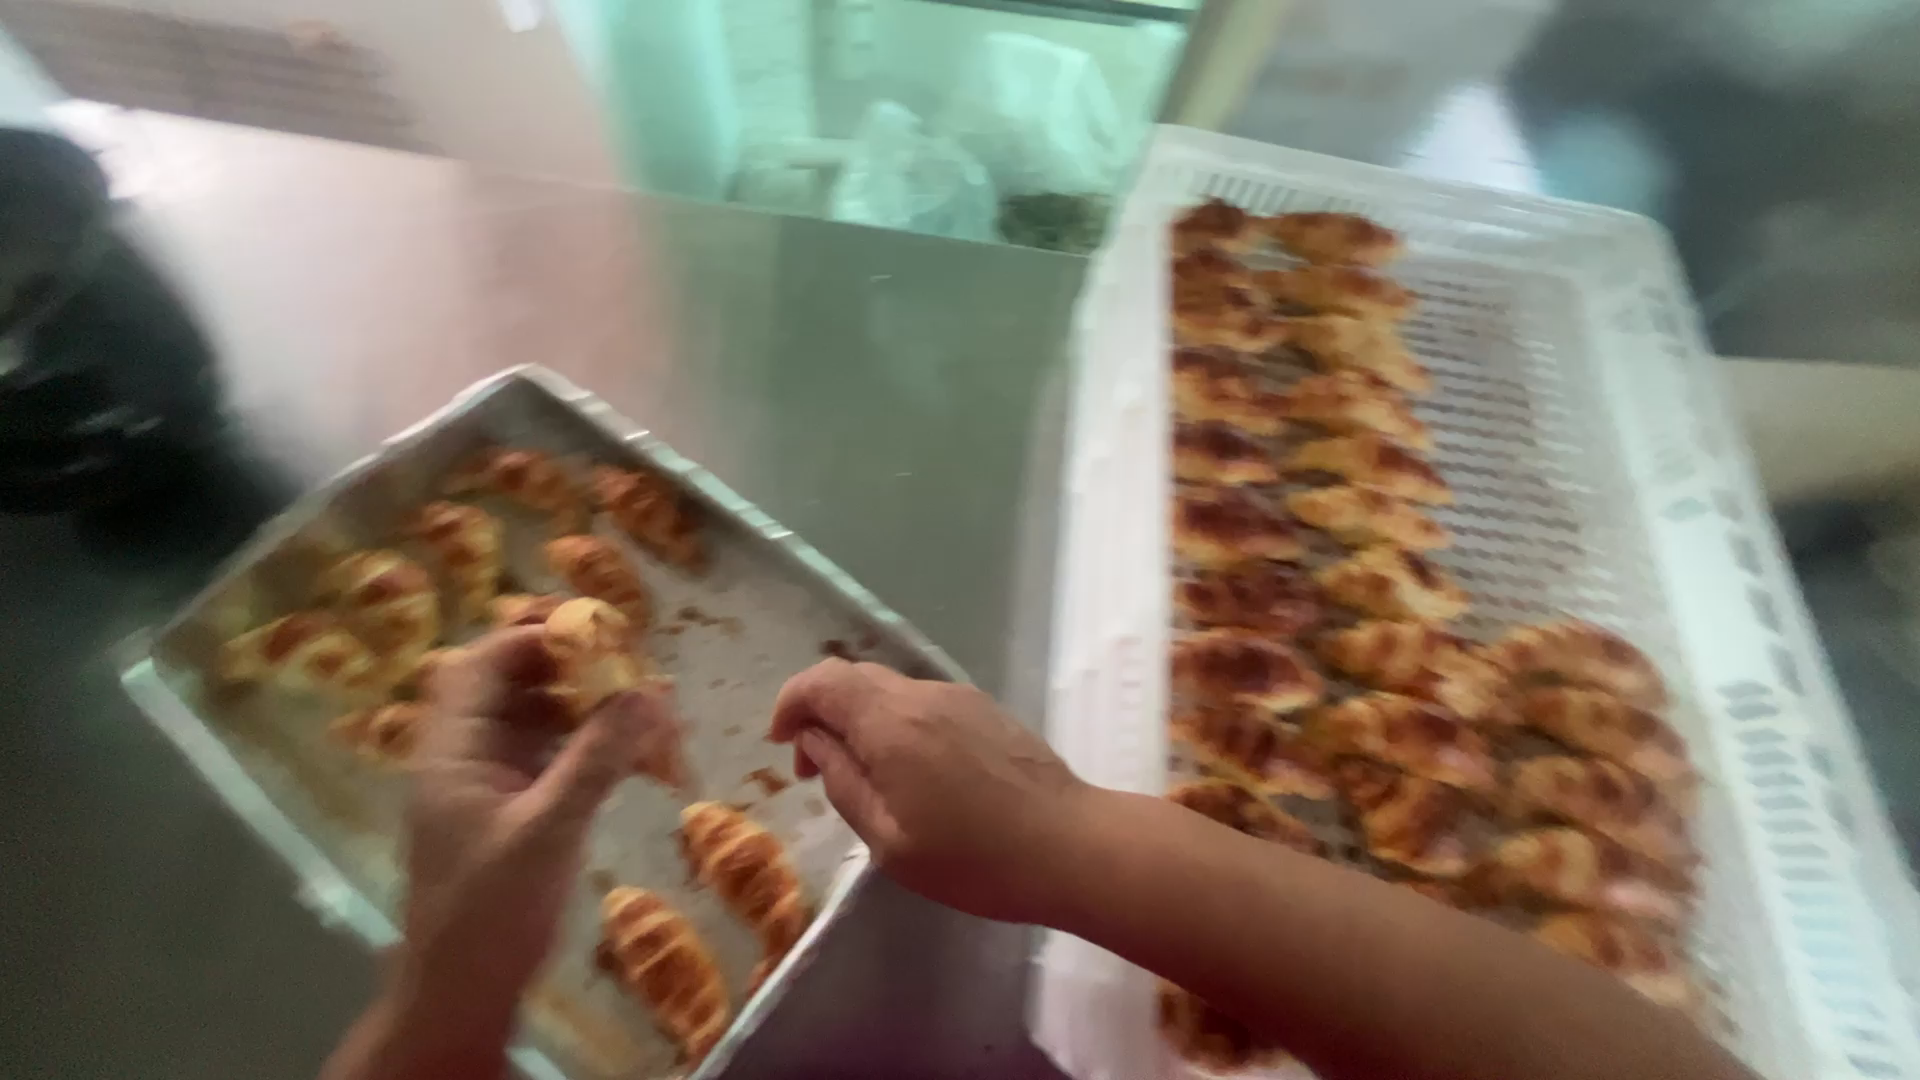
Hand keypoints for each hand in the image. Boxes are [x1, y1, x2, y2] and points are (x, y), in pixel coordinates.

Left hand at [356, 630, 670, 1073]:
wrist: (465, 990)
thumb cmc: (492, 909)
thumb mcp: (548, 828)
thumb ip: (597, 757)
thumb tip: (649, 692)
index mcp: (454, 750)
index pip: (482, 664)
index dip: (535, 637)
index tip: (597, 631)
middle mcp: (472, 751)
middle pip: (517, 681)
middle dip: (576, 665)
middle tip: (633, 661)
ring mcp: (498, 776)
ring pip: (546, 713)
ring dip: (596, 703)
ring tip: (650, 701)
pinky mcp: (524, 799)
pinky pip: (564, 749)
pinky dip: (601, 740)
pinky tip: (643, 749)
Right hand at [767, 658, 1089, 922]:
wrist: (1070, 844)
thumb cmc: (973, 857)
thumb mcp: (888, 840)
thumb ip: (843, 782)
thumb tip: (815, 742)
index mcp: (892, 722)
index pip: (823, 680)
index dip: (791, 702)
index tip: (783, 744)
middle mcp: (922, 694)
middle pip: (854, 677)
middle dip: (822, 712)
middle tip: (817, 767)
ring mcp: (958, 695)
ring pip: (889, 689)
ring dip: (861, 718)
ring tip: (866, 775)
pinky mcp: (984, 707)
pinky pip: (922, 701)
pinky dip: (896, 721)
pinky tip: (913, 769)